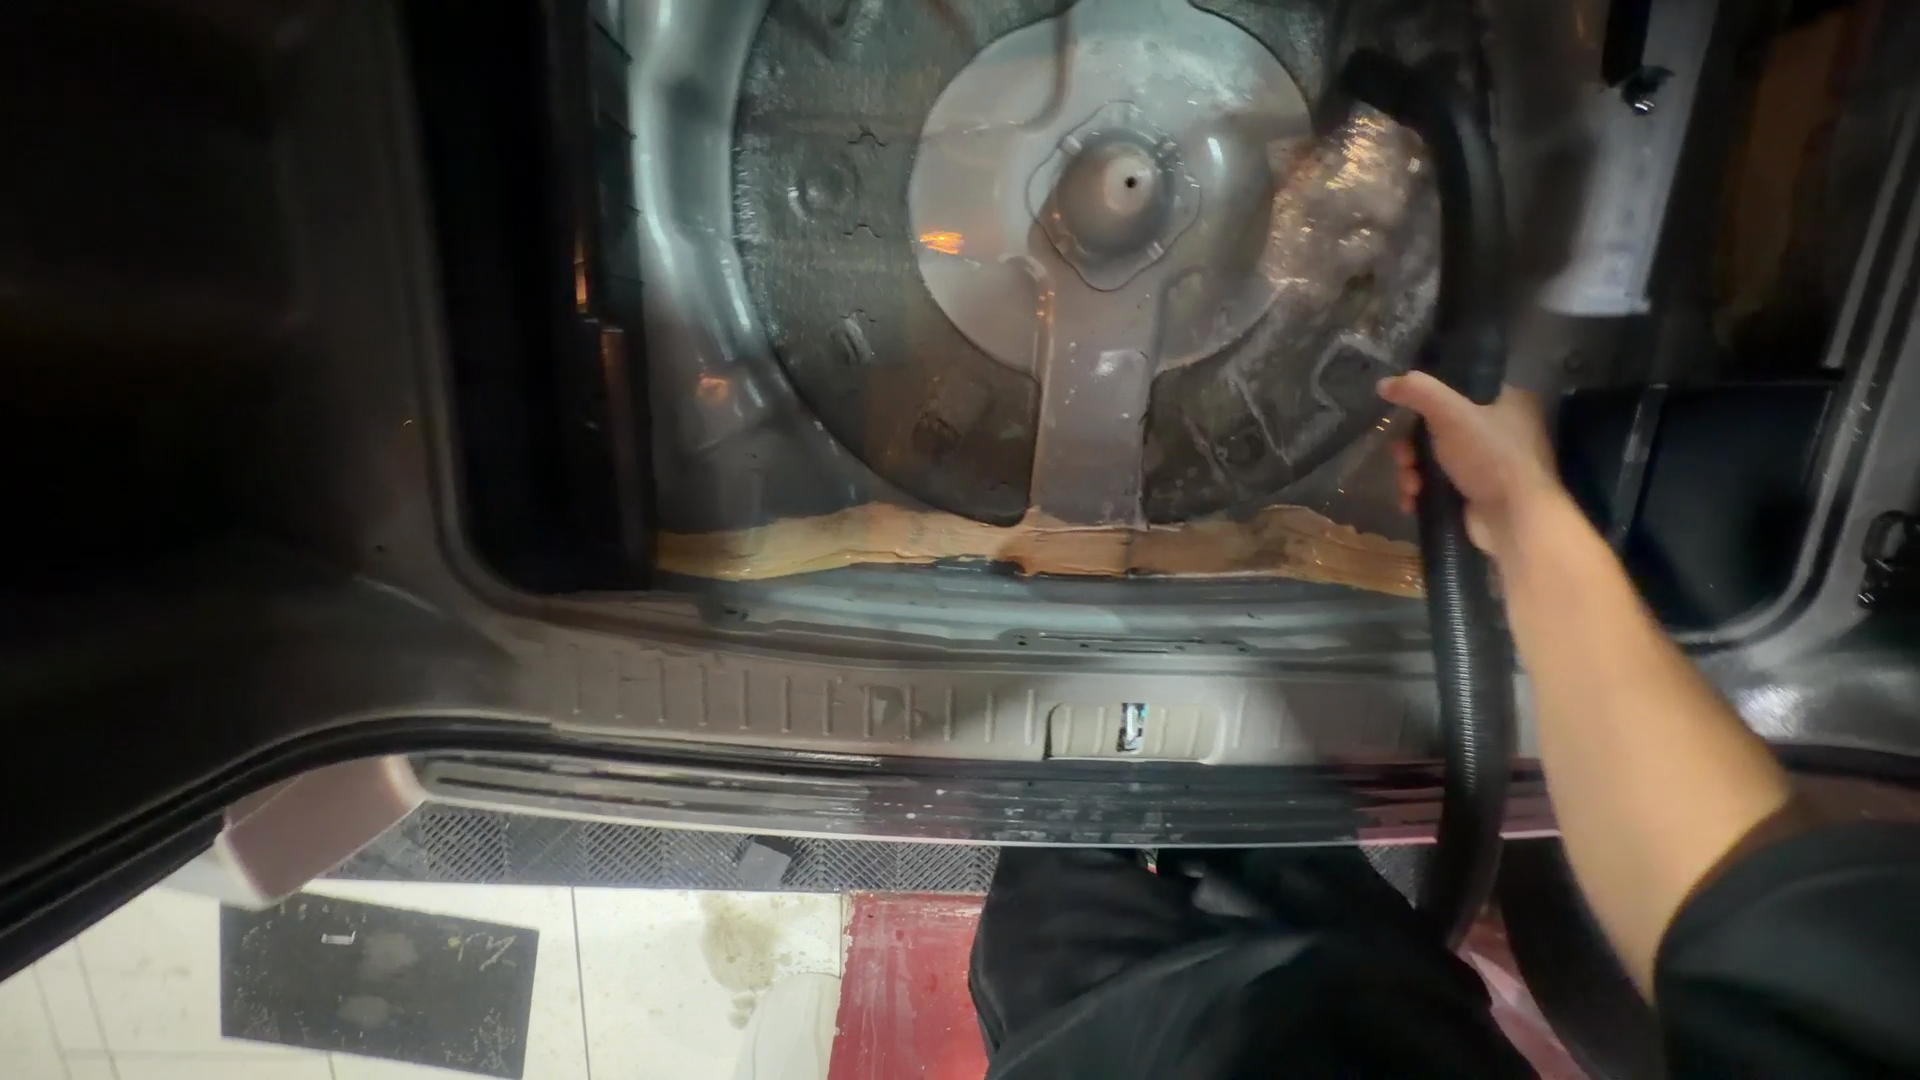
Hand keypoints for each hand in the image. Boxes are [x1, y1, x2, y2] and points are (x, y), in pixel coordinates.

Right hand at [1378, 371, 1562, 559]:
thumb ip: (1418, 393)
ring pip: (1431, 459)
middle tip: (1404, 460)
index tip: (1405, 419)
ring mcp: (1487, 464)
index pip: (1458, 391)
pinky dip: (1420, 492)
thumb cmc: (1490, 457)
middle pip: (1436, 429)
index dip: (1426, 405)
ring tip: (1411, 487)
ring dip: (1411, 473)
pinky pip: (1436, 484)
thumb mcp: (1451, 415)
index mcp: (1507, 402)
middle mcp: (1500, 430)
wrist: (1513, 517)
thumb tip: (1383, 383)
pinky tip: (1414, 501)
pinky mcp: (1475, 492)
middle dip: (1410, 449)